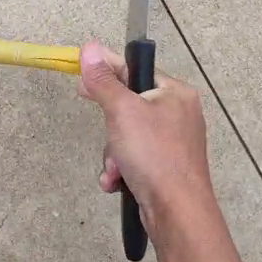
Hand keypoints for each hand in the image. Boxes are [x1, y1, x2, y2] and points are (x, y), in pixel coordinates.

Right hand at [78, 41, 212, 226]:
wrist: (177, 213)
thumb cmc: (153, 154)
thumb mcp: (121, 110)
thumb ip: (103, 80)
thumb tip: (89, 48)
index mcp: (175, 93)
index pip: (135, 70)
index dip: (107, 71)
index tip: (82, 76)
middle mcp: (179, 114)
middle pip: (129, 104)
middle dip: (110, 124)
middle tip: (100, 125)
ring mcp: (174, 143)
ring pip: (129, 134)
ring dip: (113, 152)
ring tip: (115, 168)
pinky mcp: (167, 168)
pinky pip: (136, 157)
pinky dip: (122, 168)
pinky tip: (117, 182)